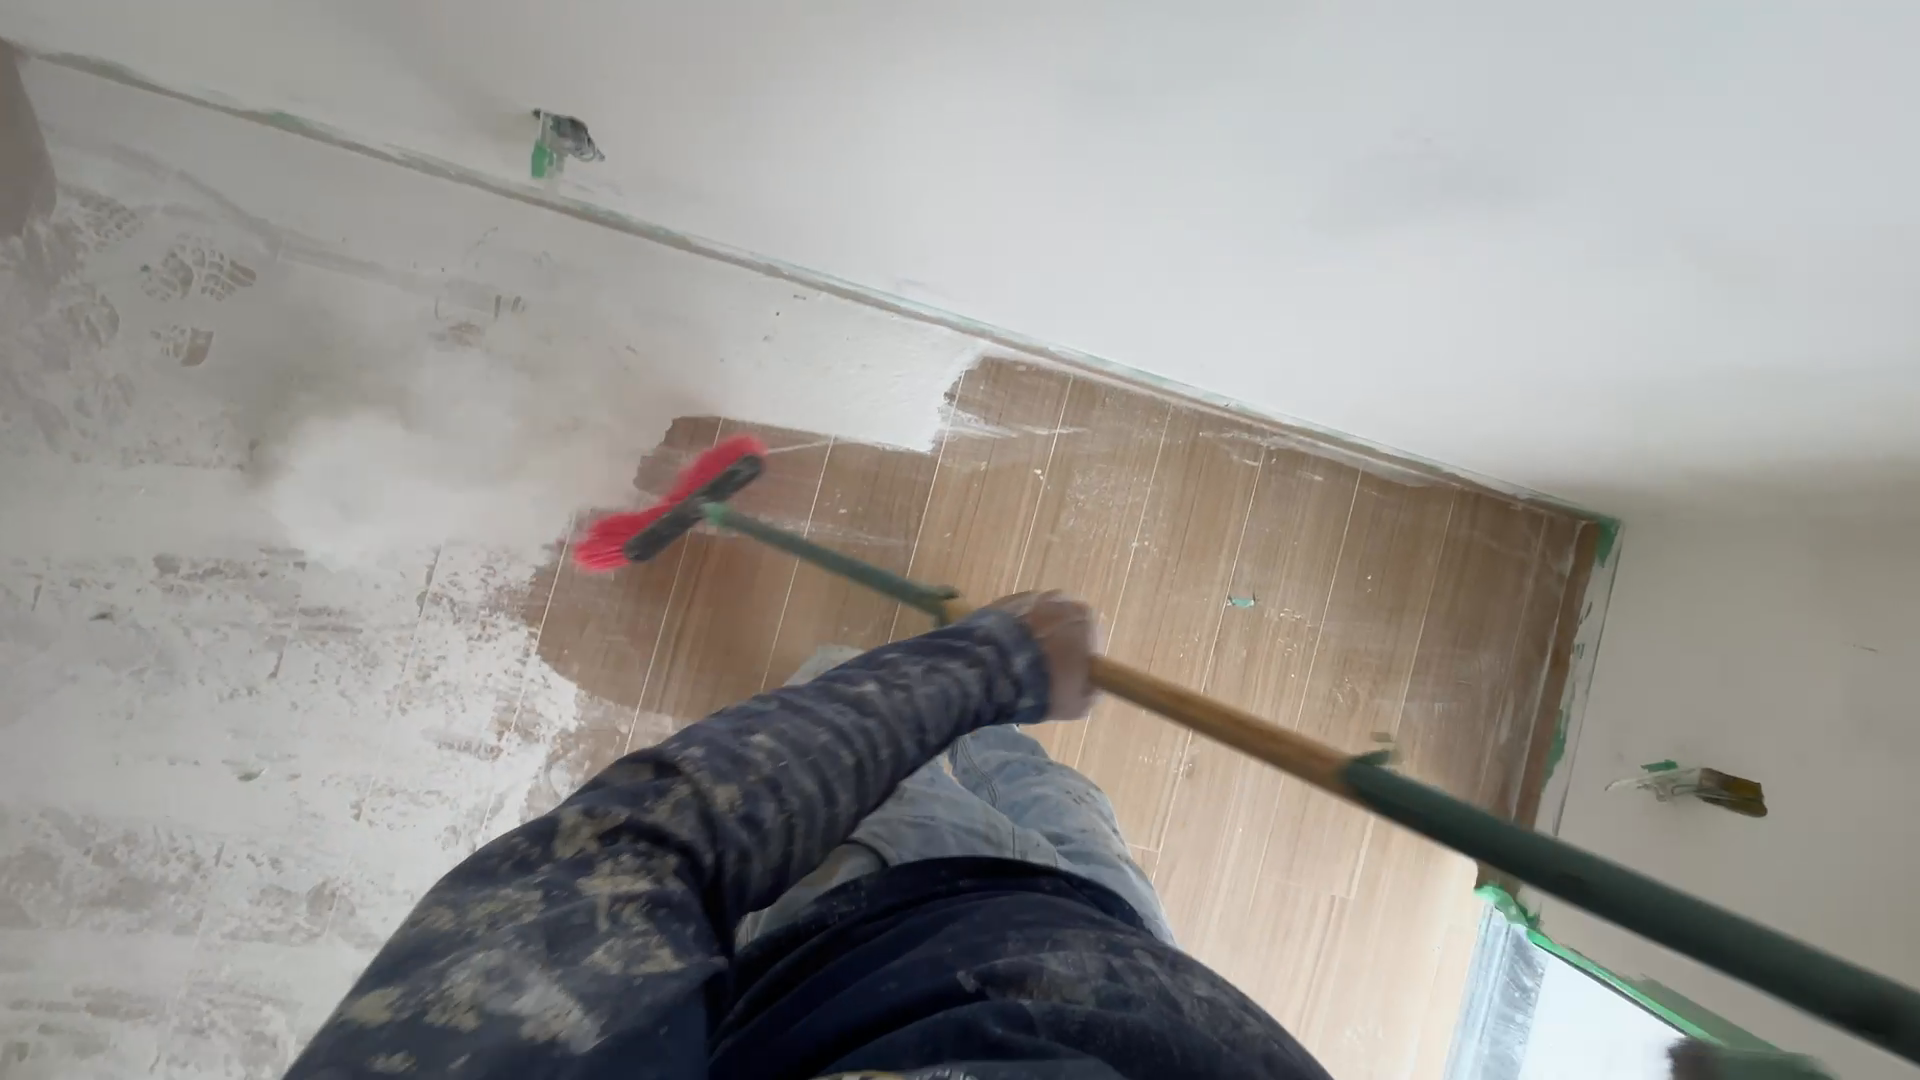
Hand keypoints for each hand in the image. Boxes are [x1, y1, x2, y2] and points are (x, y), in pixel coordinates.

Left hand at [987, 591, 1097, 719]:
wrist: (994, 672)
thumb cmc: (1043, 687)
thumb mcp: (1077, 703)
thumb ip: (1089, 690)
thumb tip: (1088, 685)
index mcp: (1086, 622)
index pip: (1091, 638)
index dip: (1082, 657)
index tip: (1071, 672)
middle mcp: (1062, 602)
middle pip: (1065, 623)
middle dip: (1058, 640)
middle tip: (1045, 666)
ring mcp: (1031, 598)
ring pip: (1039, 617)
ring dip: (1035, 633)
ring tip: (1021, 659)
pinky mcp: (1004, 601)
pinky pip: (1016, 616)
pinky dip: (1014, 629)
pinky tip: (1005, 650)